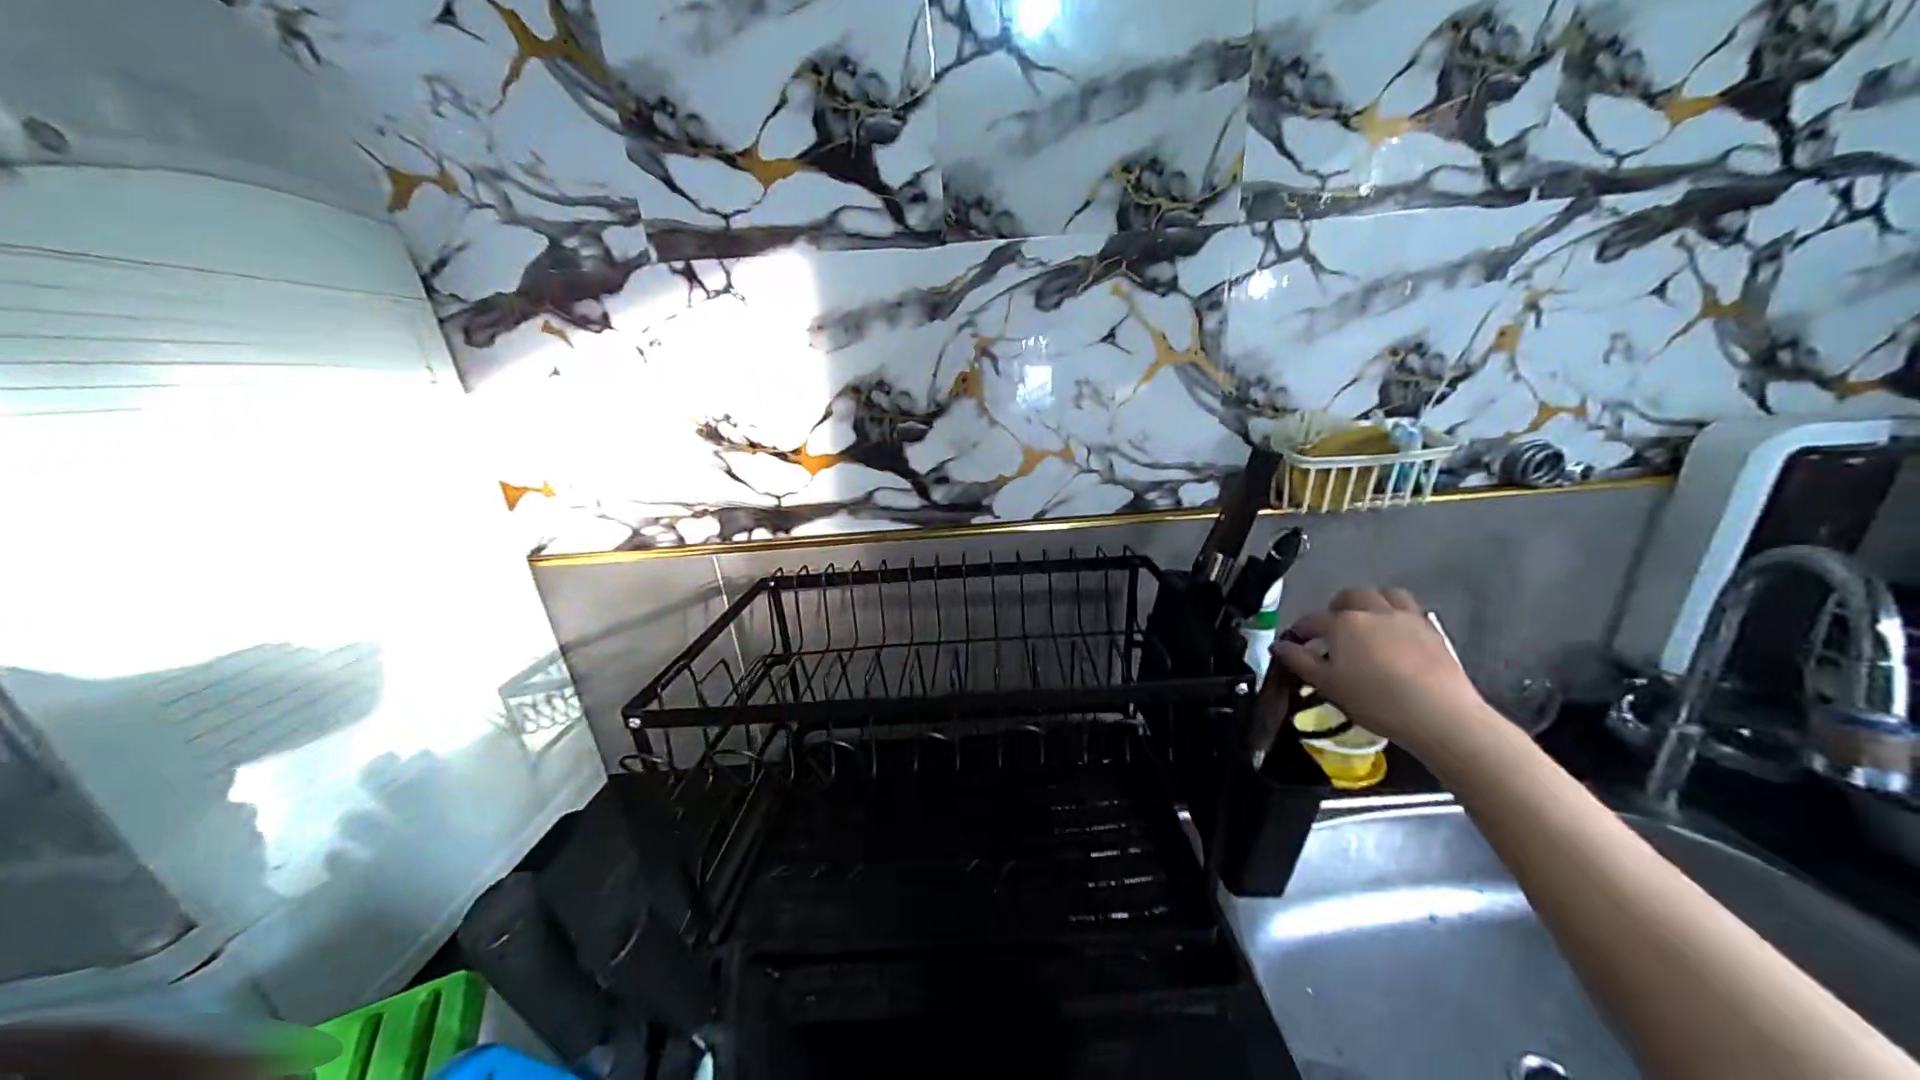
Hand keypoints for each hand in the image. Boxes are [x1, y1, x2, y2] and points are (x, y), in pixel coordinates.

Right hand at [1271, 588, 1493, 756]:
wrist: (1440, 714)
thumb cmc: (1375, 701)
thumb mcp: (1328, 685)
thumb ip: (1300, 662)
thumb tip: (1279, 646)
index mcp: (1342, 624)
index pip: (1312, 620)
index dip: (1299, 631)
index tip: (1294, 644)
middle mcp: (1373, 611)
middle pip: (1350, 597)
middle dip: (1336, 608)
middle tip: (1332, 630)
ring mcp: (1405, 617)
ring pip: (1384, 594)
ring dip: (1370, 602)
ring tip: (1367, 622)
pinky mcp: (1431, 629)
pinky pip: (1409, 609)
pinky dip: (1396, 614)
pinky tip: (1395, 634)